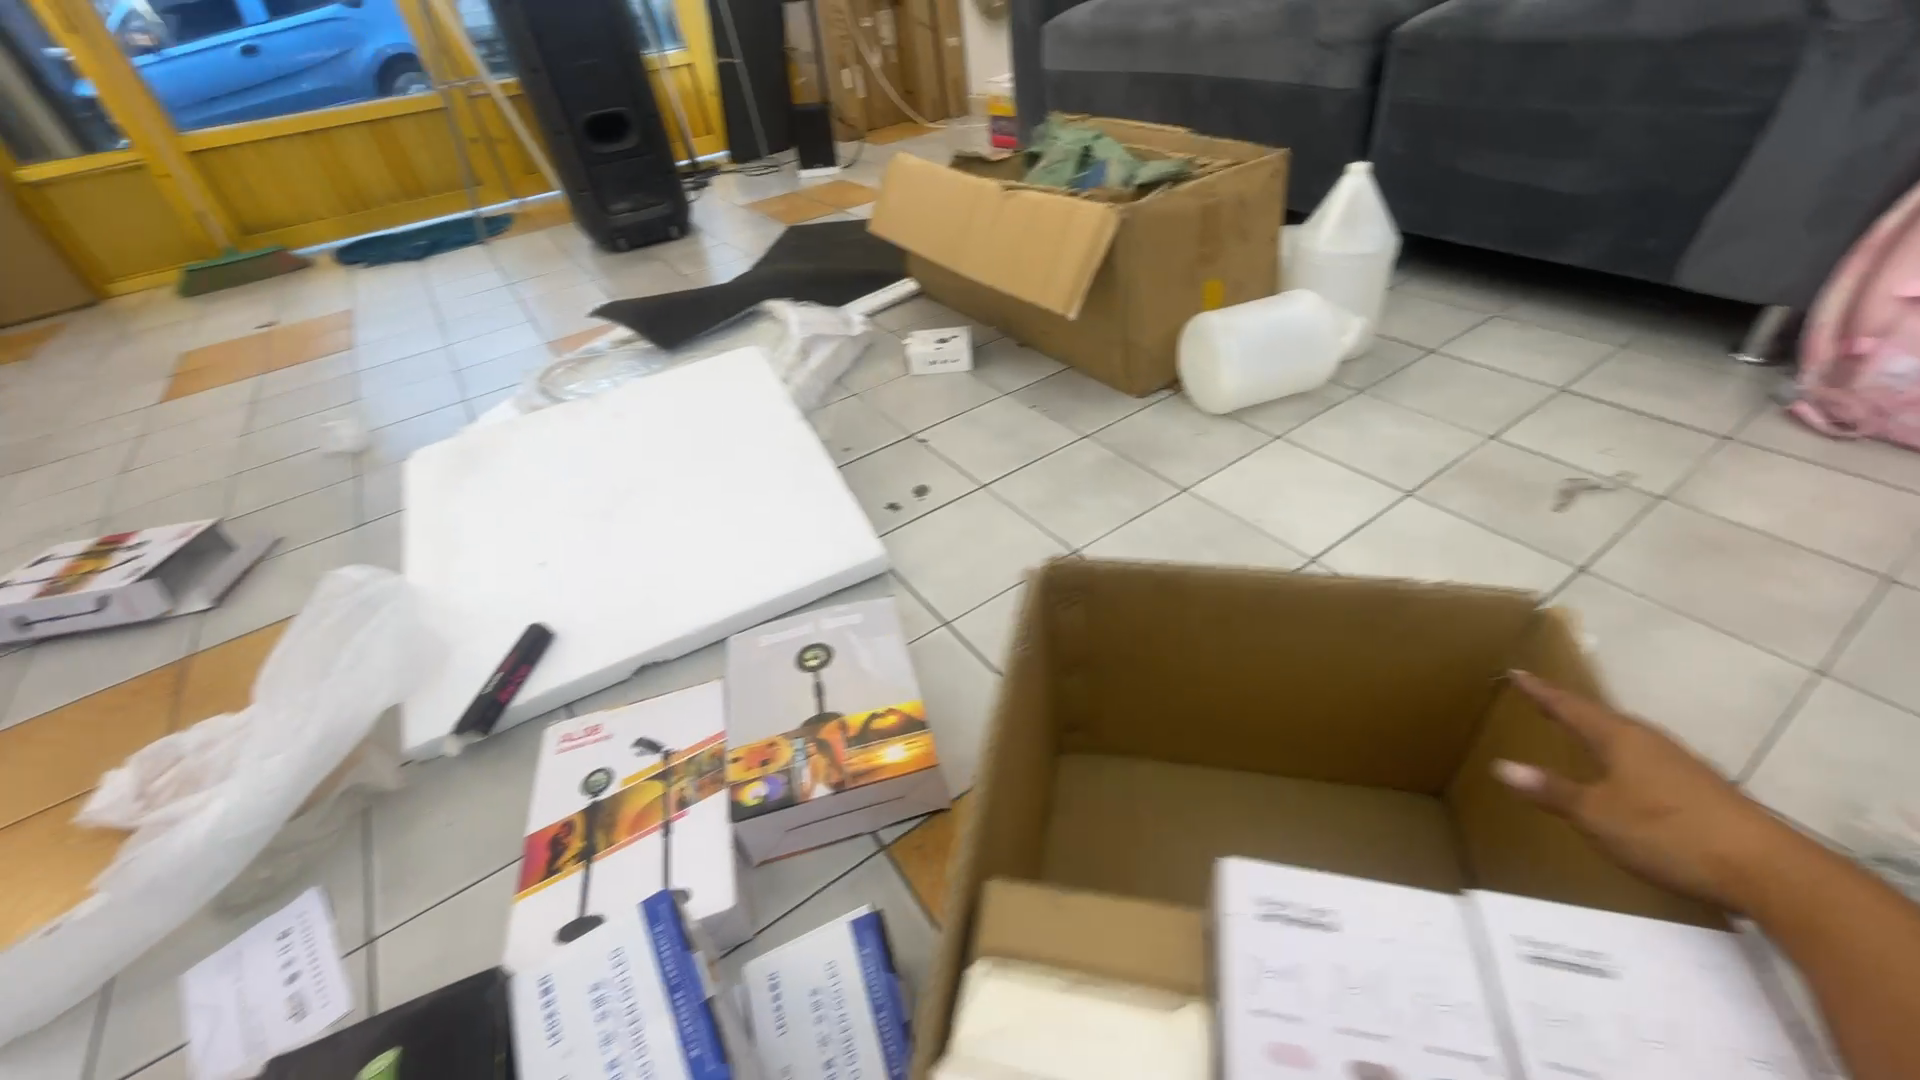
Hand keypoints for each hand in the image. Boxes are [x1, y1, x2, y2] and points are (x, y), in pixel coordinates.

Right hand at [1493, 670, 1794, 909]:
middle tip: (1543, 701)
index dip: (1541, 692)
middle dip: (1571, 710)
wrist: (1766, 870)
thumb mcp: (1597, 814)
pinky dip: (1623, 759)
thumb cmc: (1669, 832)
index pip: (1570, 707)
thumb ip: (1552, 790)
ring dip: (1600, 734)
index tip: (1516, 672)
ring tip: (1578, 734)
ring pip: (1629, 740)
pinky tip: (1623, 776)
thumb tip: (1501, 766)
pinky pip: (1647, 761)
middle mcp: (1651, 742)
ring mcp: (1681, 765)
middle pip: (1603, 719)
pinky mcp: (1701, 790)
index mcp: (1620, 739)